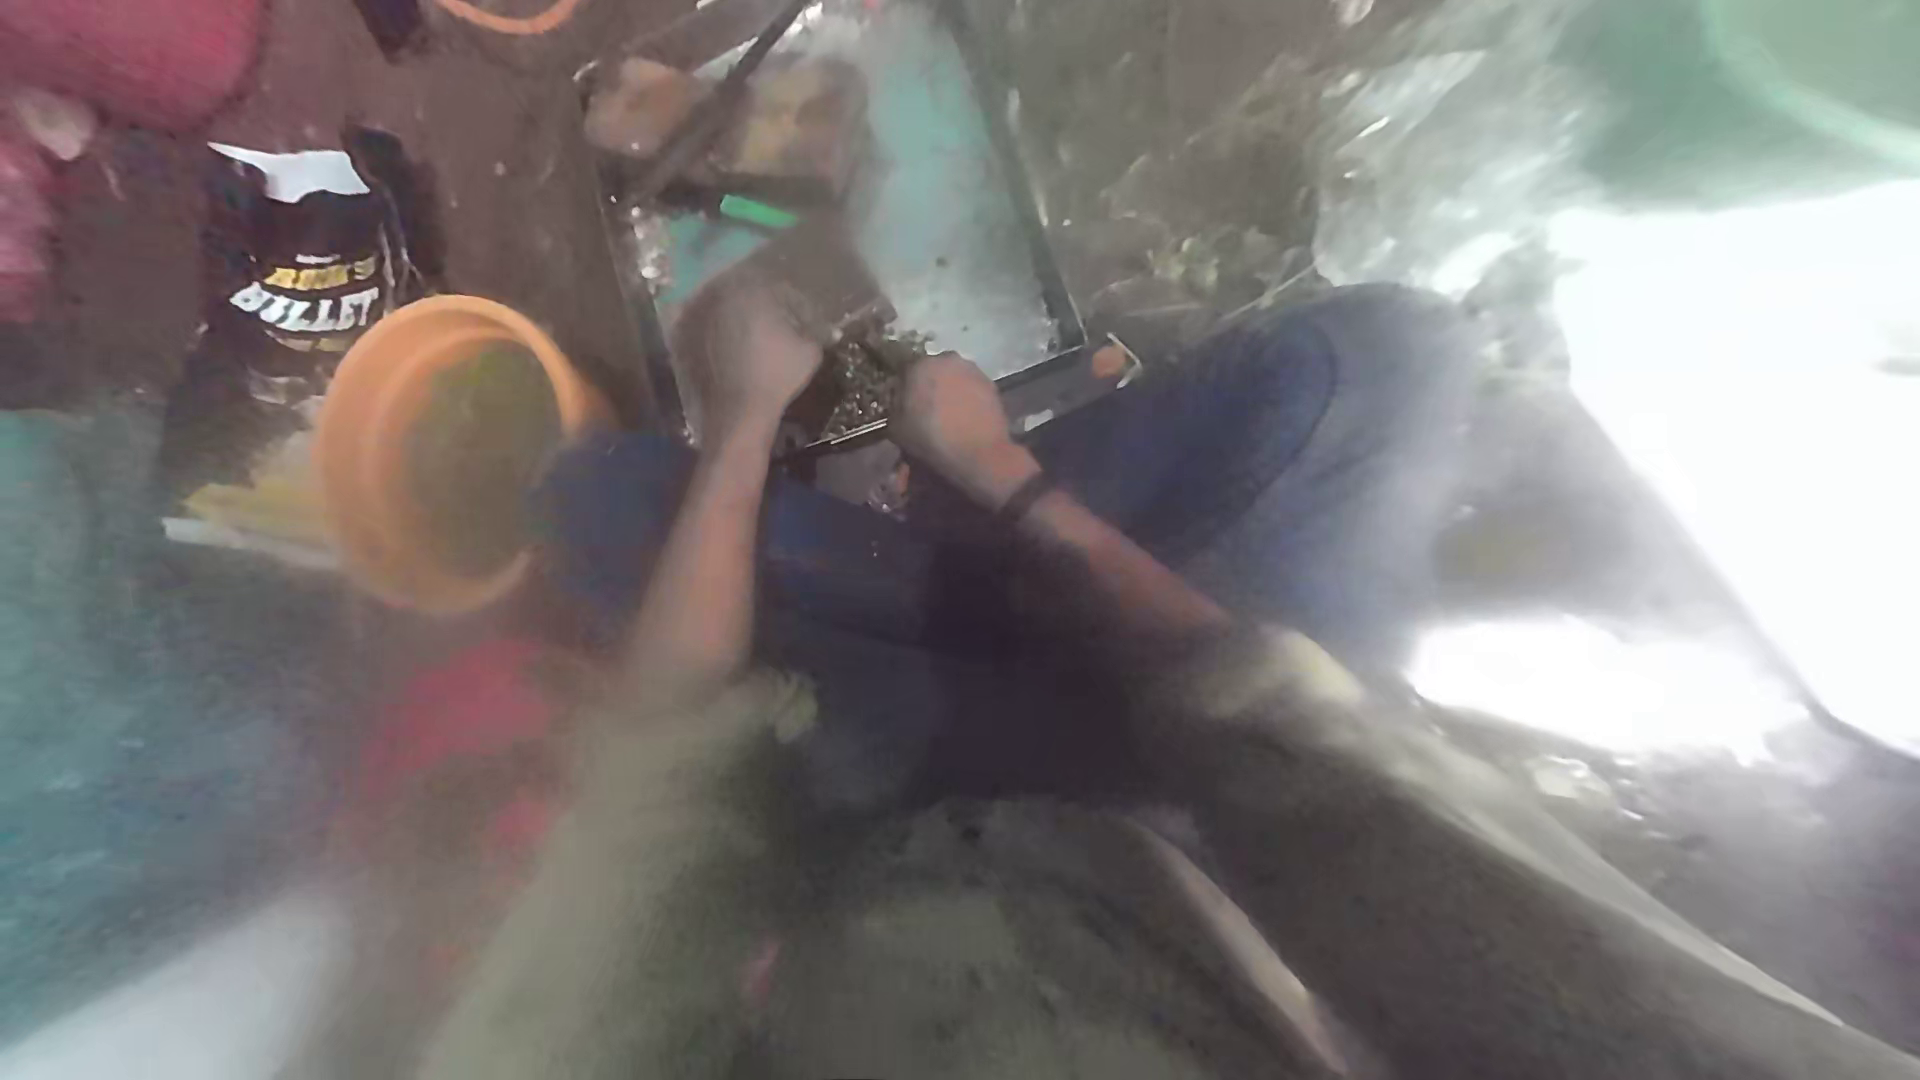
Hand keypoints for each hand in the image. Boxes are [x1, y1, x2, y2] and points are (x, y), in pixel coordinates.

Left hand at [678, 268, 824, 447]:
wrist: (737, 411)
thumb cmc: (776, 378)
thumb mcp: (809, 353)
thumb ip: (816, 333)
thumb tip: (825, 330)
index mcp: (751, 290)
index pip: (780, 289)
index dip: (798, 306)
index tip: (807, 322)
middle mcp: (719, 292)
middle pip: (748, 293)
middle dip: (766, 307)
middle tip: (780, 326)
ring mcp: (695, 312)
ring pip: (723, 306)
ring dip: (739, 317)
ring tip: (754, 338)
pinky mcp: (681, 335)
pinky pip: (705, 325)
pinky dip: (718, 332)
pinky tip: (731, 349)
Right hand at [892, 352, 1038, 508]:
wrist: (979, 454)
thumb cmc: (931, 440)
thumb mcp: (897, 428)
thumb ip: (895, 407)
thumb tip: (902, 402)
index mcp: (918, 365)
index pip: (904, 370)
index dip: (904, 388)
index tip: (904, 404)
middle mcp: (946, 359)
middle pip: (932, 370)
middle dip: (929, 385)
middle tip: (928, 409)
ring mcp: (972, 369)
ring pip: (954, 377)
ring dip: (950, 390)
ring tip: (951, 415)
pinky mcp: (991, 384)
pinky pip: (972, 388)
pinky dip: (968, 399)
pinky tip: (967, 418)